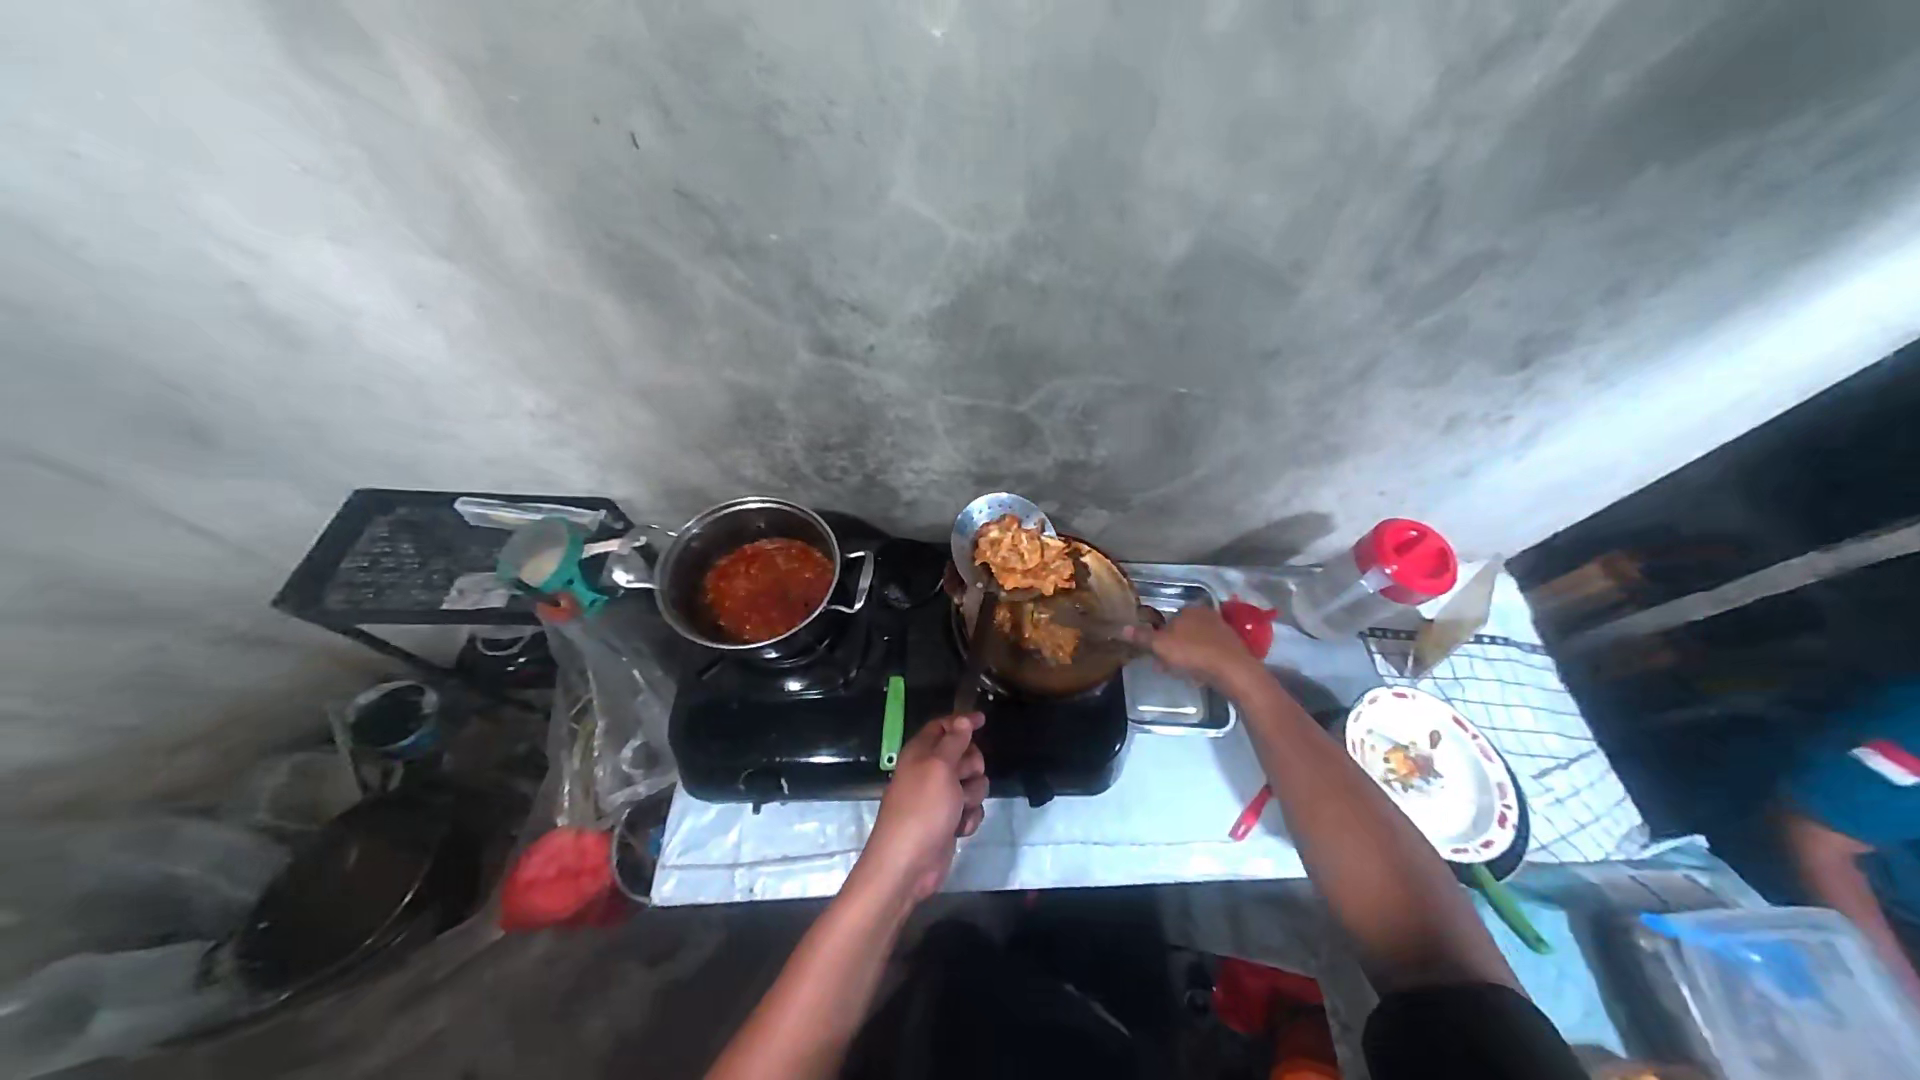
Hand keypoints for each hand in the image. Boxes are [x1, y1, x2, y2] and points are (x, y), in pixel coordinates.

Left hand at [855, 712, 987, 901]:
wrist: (908, 864)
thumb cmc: (922, 809)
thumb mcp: (939, 767)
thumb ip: (953, 741)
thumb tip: (963, 720)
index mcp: (921, 752)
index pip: (943, 726)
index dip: (962, 722)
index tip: (984, 720)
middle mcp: (930, 771)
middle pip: (964, 754)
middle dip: (971, 766)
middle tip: (963, 777)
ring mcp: (940, 798)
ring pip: (972, 783)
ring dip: (971, 796)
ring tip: (958, 809)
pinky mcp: (949, 820)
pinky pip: (971, 809)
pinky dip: (969, 818)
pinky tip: (959, 829)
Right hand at [1134, 607, 1266, 690]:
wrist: (1233, 671)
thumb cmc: (1193, 653)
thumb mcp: (1160, 645)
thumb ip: (1142, 636)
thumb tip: (1122, 628)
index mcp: (1190, 610)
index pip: (1168, 620)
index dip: (1159, 637)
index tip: (1155, 653)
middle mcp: (1208, 615)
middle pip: (1182, 632)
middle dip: (1172, 648)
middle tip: (1165, 666)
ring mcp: (1223, 631)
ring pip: (1196, 644)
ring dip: (1186, 658)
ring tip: (1181, 675)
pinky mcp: (1233, 648)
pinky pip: (1210, 654)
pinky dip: (1202, 663)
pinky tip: (1199, 677)